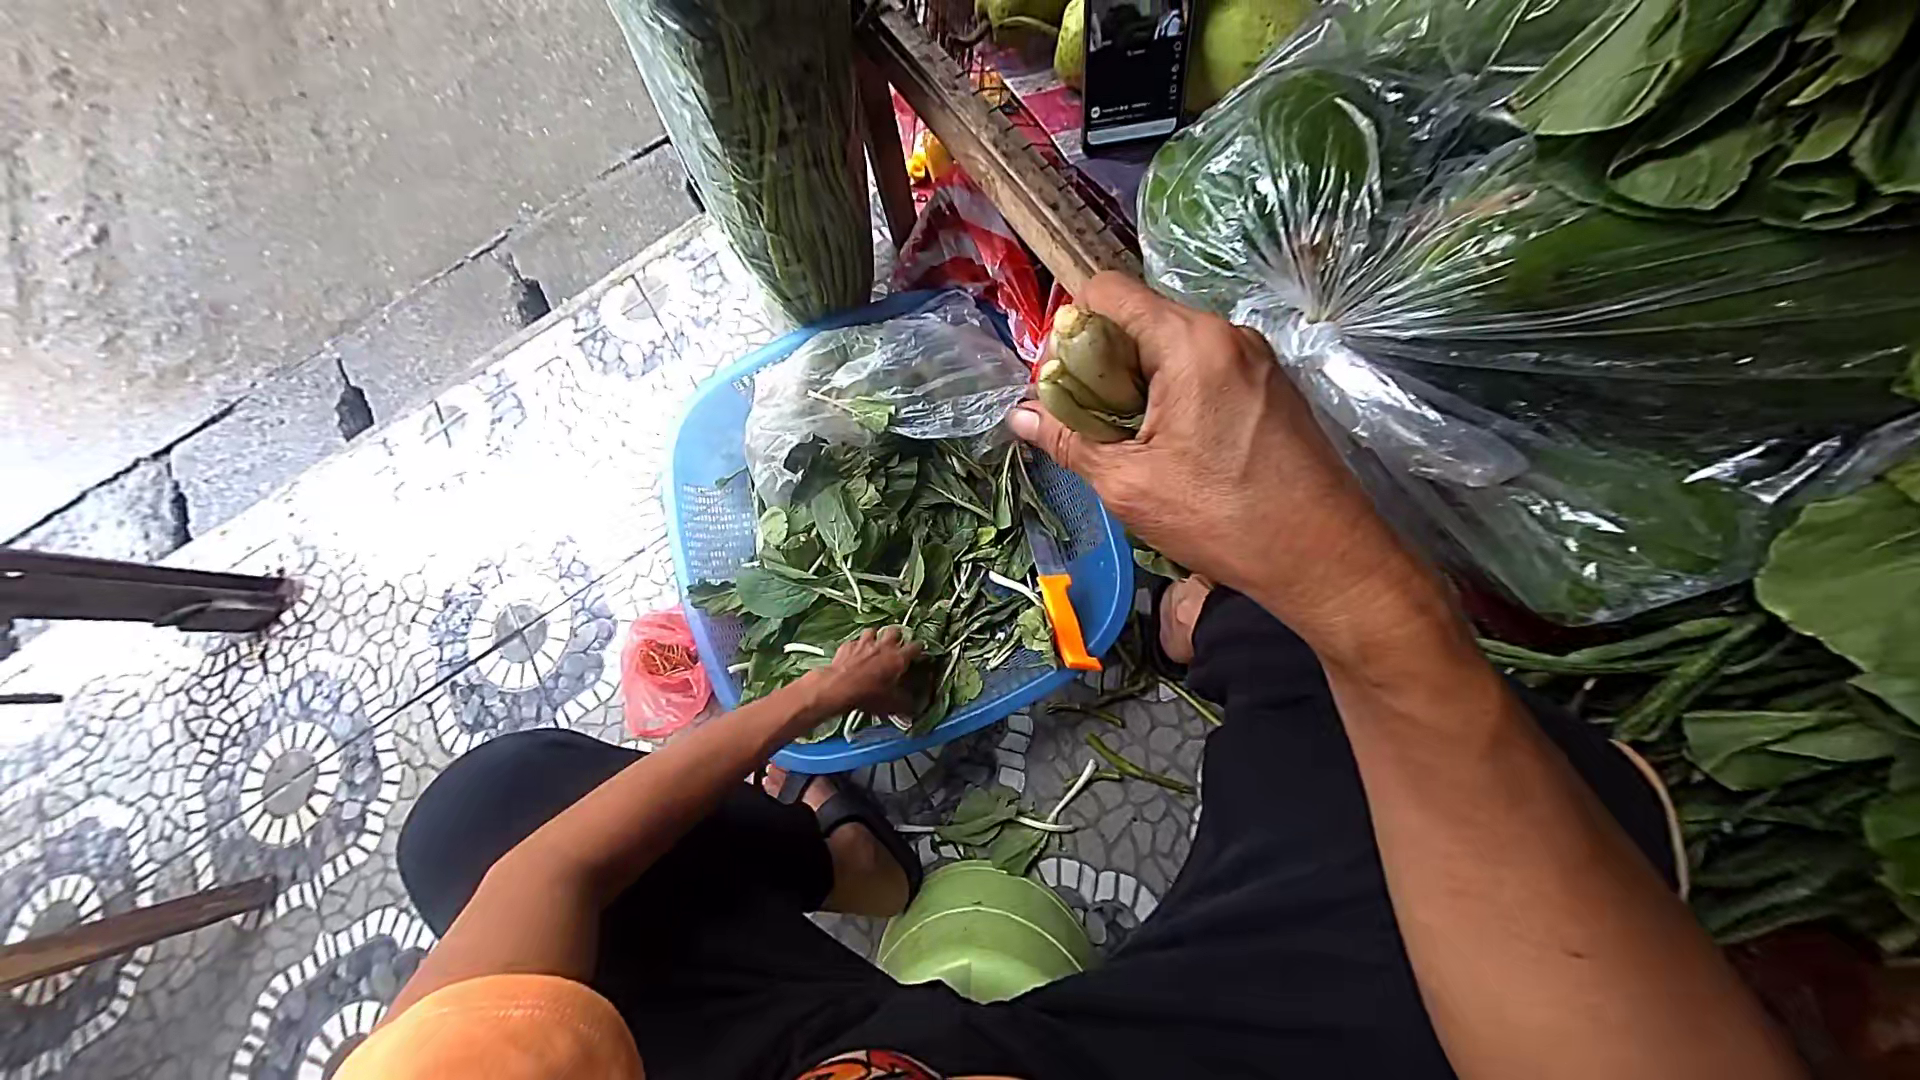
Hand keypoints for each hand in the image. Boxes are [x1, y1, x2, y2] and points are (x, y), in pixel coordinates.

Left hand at [802, 627, 921, 718]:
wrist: (838, 687)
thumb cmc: (868, 694)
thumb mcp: (891, 703)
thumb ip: (905, 702)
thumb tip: (913, 705)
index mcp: (898, 658)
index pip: (916, 647)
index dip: (919, 648)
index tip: (920, 651)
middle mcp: (883, 646)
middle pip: (895, 631)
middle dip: (897, 636)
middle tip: (896, 644)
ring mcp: (864, 643)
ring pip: (873, 631)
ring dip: (875, 637)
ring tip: (874, 644)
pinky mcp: (848, 645)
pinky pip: (855, 641)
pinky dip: (856, 646)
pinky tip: (854, 653)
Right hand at [1007, 273, 1450, 652]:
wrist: (1324, 558)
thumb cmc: (1220, 519)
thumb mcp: (1127, 484)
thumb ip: (1067, 441)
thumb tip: (1018, 417)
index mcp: (1191, 343)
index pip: (1109, 291)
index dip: (1070, 326)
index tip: (1061, 382)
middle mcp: (1227, 334)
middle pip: (1138, 320)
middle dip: (1099, 365)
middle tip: (1088, 423)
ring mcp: (1254, 358)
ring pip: (1167, 348)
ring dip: (1132, 385)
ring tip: (1127, 442)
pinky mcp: (1267, 385)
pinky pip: (1200, 369)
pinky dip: (1168, 394)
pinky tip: (1168, 446)